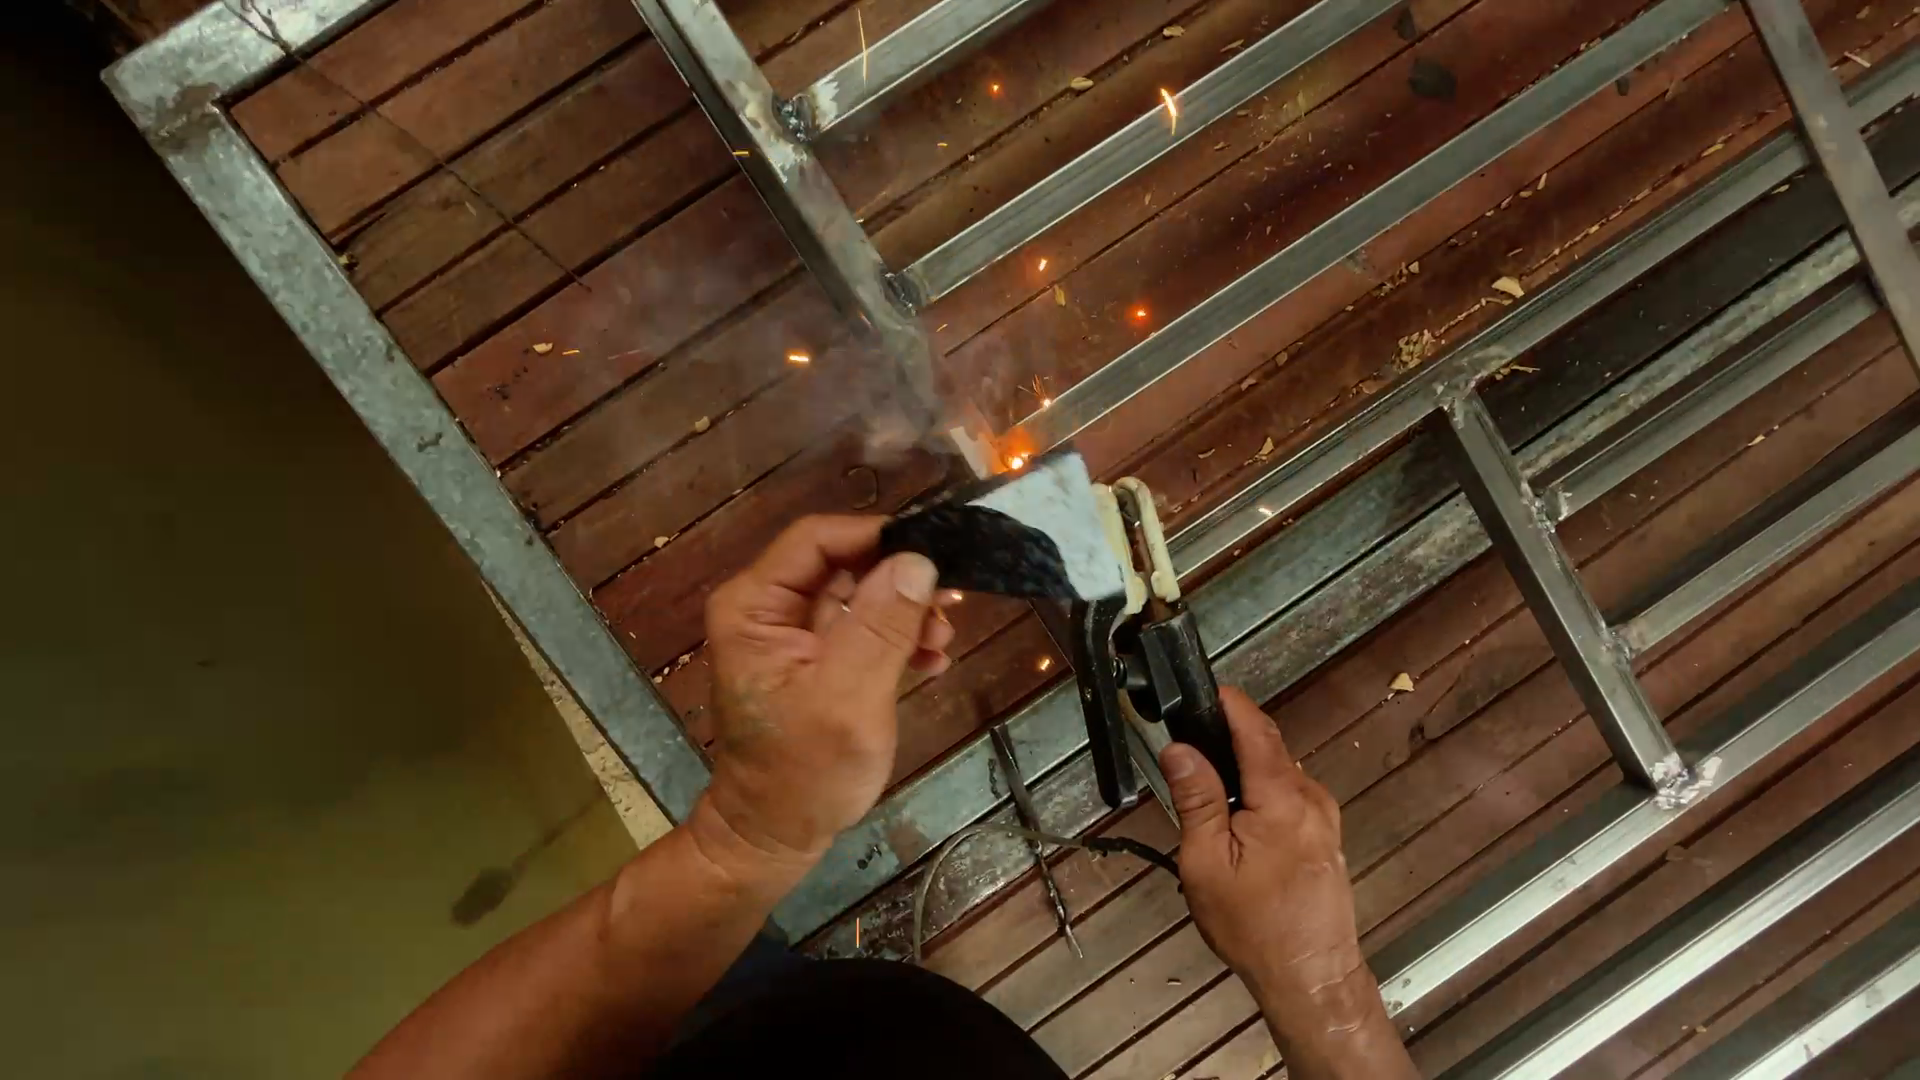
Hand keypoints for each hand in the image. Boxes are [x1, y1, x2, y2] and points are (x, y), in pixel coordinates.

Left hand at [699, 515, 952, 869]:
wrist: (779, 834)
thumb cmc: (804, 772)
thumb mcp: (848, 697)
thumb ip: (881, 625)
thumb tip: (919, 559)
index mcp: (755, 605)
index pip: (817, 539)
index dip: (877, 537)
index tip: (934, 552)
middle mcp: (770, 607)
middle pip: (845, 563)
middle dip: (899, 580)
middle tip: (949, 604)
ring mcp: (795, 632)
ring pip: (861, 592)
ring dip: (906, 610)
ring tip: (942, 639)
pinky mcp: (820, 656)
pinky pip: (865, 625)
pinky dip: (900, 636)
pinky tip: (931, 660)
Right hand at [1161, 688, 1412, 1078]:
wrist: (1312, 981)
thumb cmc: (1253, 926)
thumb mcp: (1207, 863)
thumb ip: (1196, 799)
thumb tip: (1179, 748)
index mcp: (1282, 799)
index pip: (1256, 730)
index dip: (1231, 702)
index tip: (1204, 687)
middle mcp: (1312, 799)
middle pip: (1268, 746)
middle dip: (1230, 734)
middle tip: (1189, 739)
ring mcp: (1324, 818)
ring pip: (1279, 770)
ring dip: (1245, 764)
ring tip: (1206, 783)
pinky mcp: (1326, 835)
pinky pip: (1289, 792)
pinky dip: (1260, 787)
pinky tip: (1236, 813)